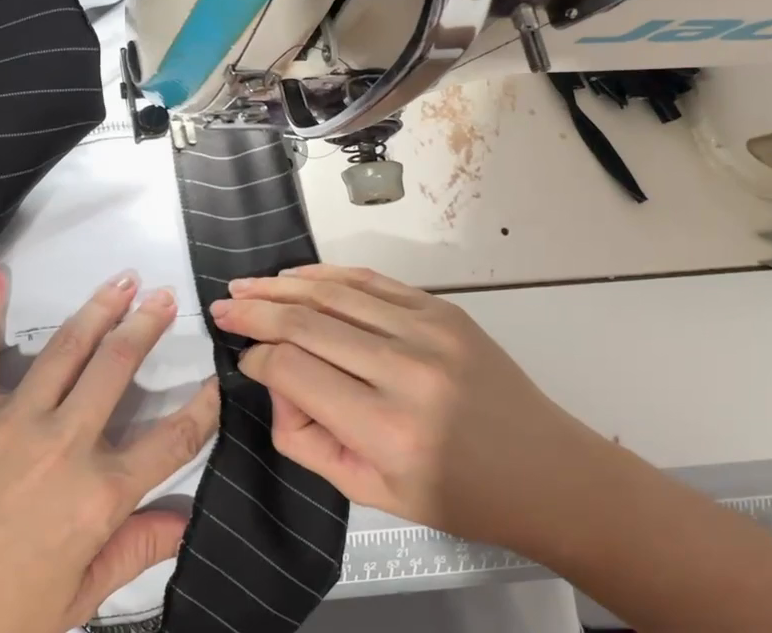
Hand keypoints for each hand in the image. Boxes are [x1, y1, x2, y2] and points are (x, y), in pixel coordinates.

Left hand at [0, 266, 218, 632]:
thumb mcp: (73, 600)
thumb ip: (130, 553)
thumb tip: (182, 523)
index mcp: (98, 496)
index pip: (170, 443)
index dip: (201, 409)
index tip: (216, 378)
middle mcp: (64, 444)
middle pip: (117, 371)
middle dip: (146, 328)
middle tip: (164, 296)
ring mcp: (13, 419)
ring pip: (66, 350)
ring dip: (97, 309)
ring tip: (121, 280)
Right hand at [208, 264, 613, 555]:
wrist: (550, 473)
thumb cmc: (461, 496)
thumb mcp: (373, 494)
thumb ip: (308, 441)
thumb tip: (273, 383)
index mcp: (389, 429)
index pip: (295, 372)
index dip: (258, 362)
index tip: (243, 362)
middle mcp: (407, 371)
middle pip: (307, 323)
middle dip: (255, 311)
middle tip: (220, 308)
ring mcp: (429, 332)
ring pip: (333, 292)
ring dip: (280, 285)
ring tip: (244, 285)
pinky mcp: (443, 311)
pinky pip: (369, 281)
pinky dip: (325, 274)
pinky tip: (294, 276)